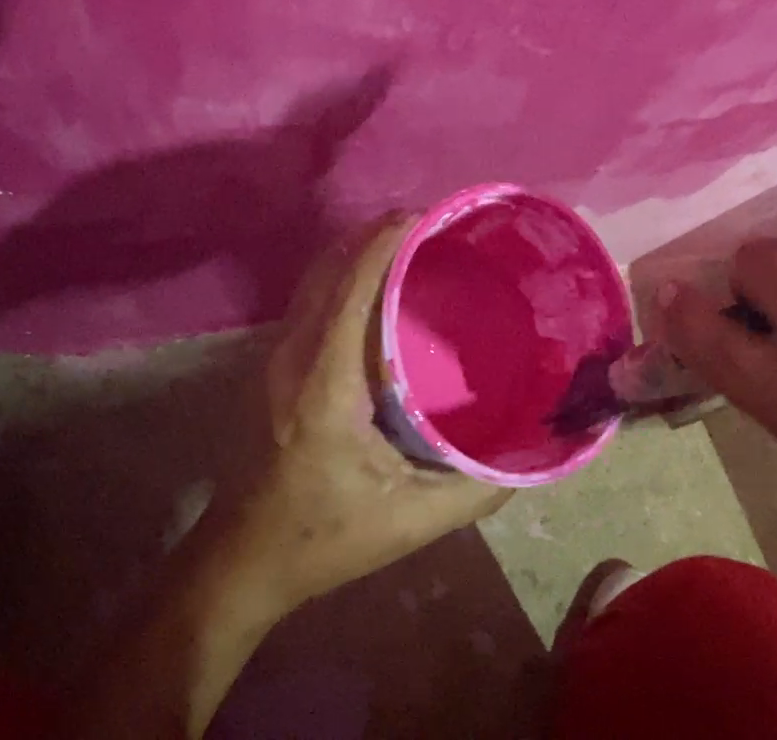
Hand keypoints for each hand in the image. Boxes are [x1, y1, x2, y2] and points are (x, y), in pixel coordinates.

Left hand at [227, 216, 511, 604]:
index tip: (434, 216)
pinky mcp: (277, 366)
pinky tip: (385, 289)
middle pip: (332, 268)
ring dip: (362, 251)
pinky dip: (348, 275)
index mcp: (326, 385)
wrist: (243, 560)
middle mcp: (294, 356)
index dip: (388, 240)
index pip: (352, 287)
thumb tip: (534, 450)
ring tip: (419, 247)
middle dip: (382, 235)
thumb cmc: (326, 538)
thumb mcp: (414, 522)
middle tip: (441, 230)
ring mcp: (278, 358)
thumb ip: (479, 487)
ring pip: (317, 278)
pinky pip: (312, 298)